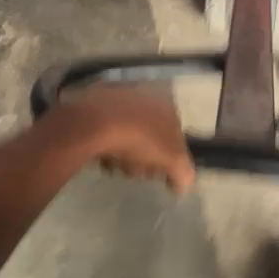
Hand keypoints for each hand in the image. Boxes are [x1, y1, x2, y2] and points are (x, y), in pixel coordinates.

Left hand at [47, 87, 195, 193]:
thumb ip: (183, 172)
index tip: (159, 176)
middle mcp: (145, 94)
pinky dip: (107, 145)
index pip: (175, 135)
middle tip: (137, 172)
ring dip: (125, 154)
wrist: (95, 121)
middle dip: (145, 158)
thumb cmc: (140, 138)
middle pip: (150, 135)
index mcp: (166, 103)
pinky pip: (106, 130)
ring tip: (117, 167)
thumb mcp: (171, 159)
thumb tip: (184, 183)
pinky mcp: (94, 103)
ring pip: (127, 133)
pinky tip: (102, 159)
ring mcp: (119, 96)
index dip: (169, 159)